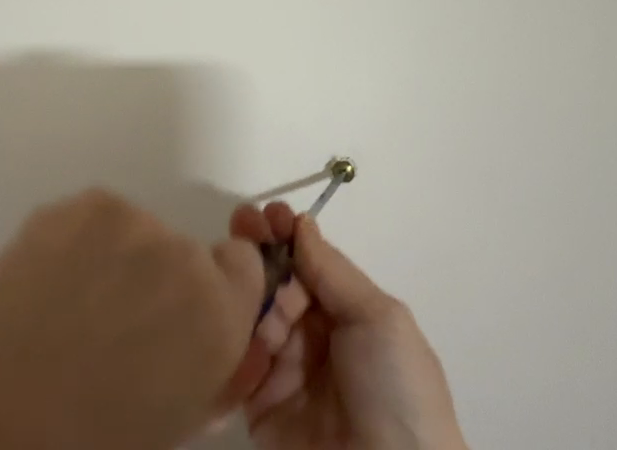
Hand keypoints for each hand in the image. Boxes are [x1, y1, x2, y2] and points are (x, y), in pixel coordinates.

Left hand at [0, 188, 268, 446]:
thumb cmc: (88, 431)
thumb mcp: (170, 420)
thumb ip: (202, 372)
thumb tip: (196, 350)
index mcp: (219, 315)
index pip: (244, 266)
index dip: (218, 286)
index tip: (185, 308)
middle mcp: (185, 257)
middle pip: (184, 253)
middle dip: (157, 280)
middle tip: (111, 319)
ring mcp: (132, 222)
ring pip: (136, 234)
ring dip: (116, 259)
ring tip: (69, 304)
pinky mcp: (84, 203)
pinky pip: (95, 220)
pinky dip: (79, 243)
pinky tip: (47, 283)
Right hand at [230, 203, 466, 449]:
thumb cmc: (395, 389)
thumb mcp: (378, 318)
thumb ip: (332, 270)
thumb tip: (301, 223)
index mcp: (348, 315)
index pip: (308, 265)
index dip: (286, 236)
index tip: (264, 212)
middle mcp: (314, 337)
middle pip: (276, 284)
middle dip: (257, 253)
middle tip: (238, 226)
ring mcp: (283, 371)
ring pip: (251, 315)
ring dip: (244, 289)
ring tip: (236, 276)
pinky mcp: (256, 404)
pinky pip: (234, 360)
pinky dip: (226, 333)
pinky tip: (220, 308)